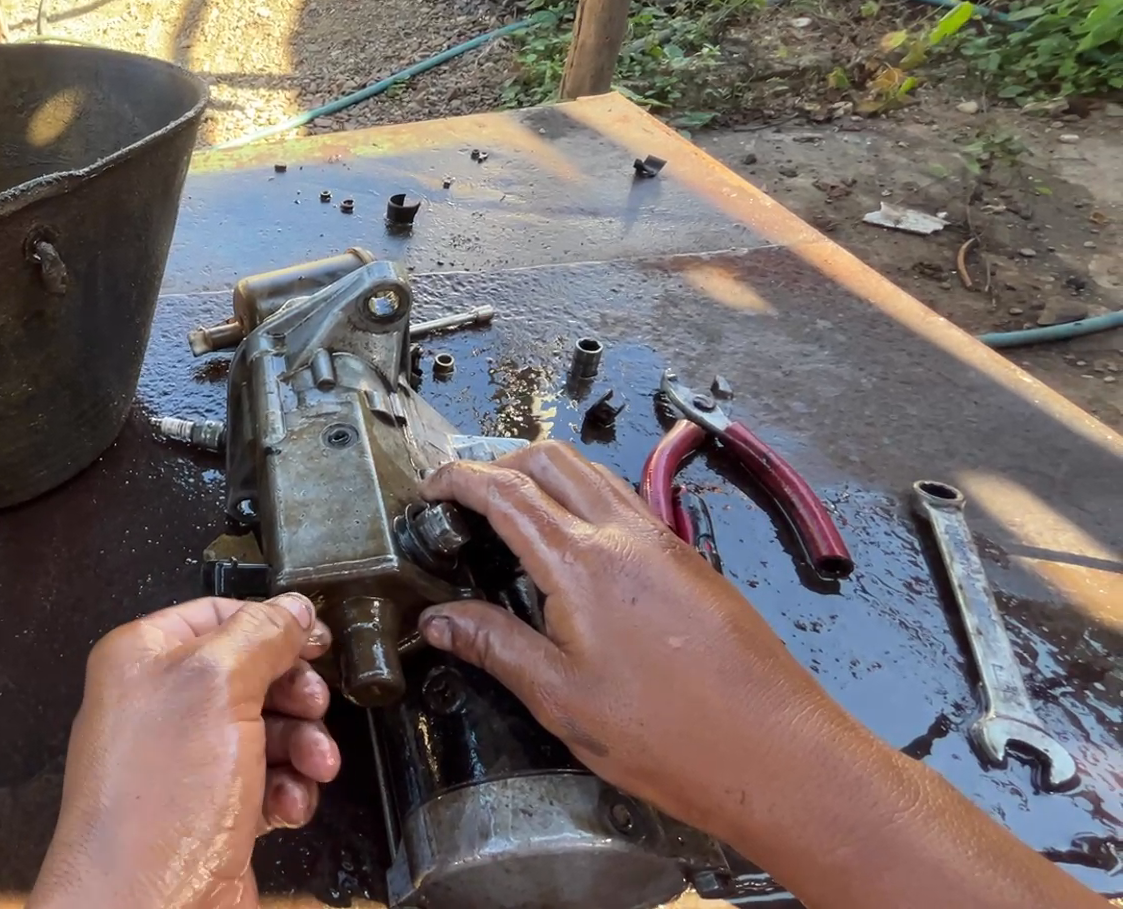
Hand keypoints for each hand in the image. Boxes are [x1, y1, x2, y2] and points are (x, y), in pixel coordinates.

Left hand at [29, 594, 338, 908]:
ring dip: (300, 743)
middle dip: (291, 689)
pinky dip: (285, 789)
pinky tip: (289, 805)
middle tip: (314, 703)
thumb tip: (293, 608)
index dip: (270, 622)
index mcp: (143, 655)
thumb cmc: (161, 796)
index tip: (315, 636)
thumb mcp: (216, 686)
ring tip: (315, 764)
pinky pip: (262, 780)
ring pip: (262, 727)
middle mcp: (158, 701)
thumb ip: (260, 635)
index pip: (217, 614)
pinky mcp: (208, 810)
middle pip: (247, 670)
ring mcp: (183, 759)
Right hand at [415, 441, 872, 840]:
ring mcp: (662, 542)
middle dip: (498, 462)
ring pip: (590, 471)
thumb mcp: (561, 697)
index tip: (431, 487)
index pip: (507, 491)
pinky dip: (577, 495)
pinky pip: (620, 499)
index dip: (459, 478)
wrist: (791, 764)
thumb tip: (436, 620)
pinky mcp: (688, 560)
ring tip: (509, 510)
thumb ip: (492, 644)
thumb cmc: (673, 737)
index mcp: (583, 563)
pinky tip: (567, 542)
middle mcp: (624, 535)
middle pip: (550, 458)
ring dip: (540, 473)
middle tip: (465, 496)